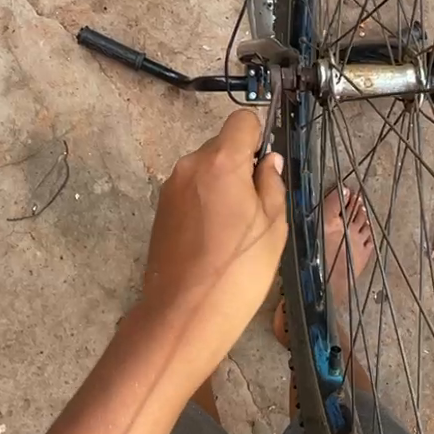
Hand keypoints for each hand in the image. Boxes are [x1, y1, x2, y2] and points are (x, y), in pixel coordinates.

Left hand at [132, 109, 287, 391]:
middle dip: (240, 165)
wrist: (185, 313)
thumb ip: (271, 184)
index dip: (259, 137)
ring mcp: (171, 186)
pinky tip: (213, 238)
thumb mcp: (272, 226)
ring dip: (222, 185)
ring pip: (206, 169)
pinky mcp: (161, 208)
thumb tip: (268, 161)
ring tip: (234, 229)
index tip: (266, 167)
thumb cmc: (239, 269)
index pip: (242, 121)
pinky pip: (191, 190)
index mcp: (220, 161)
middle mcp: (191, 164)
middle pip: (222, 146)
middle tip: (255, 207)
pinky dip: (205, 202)